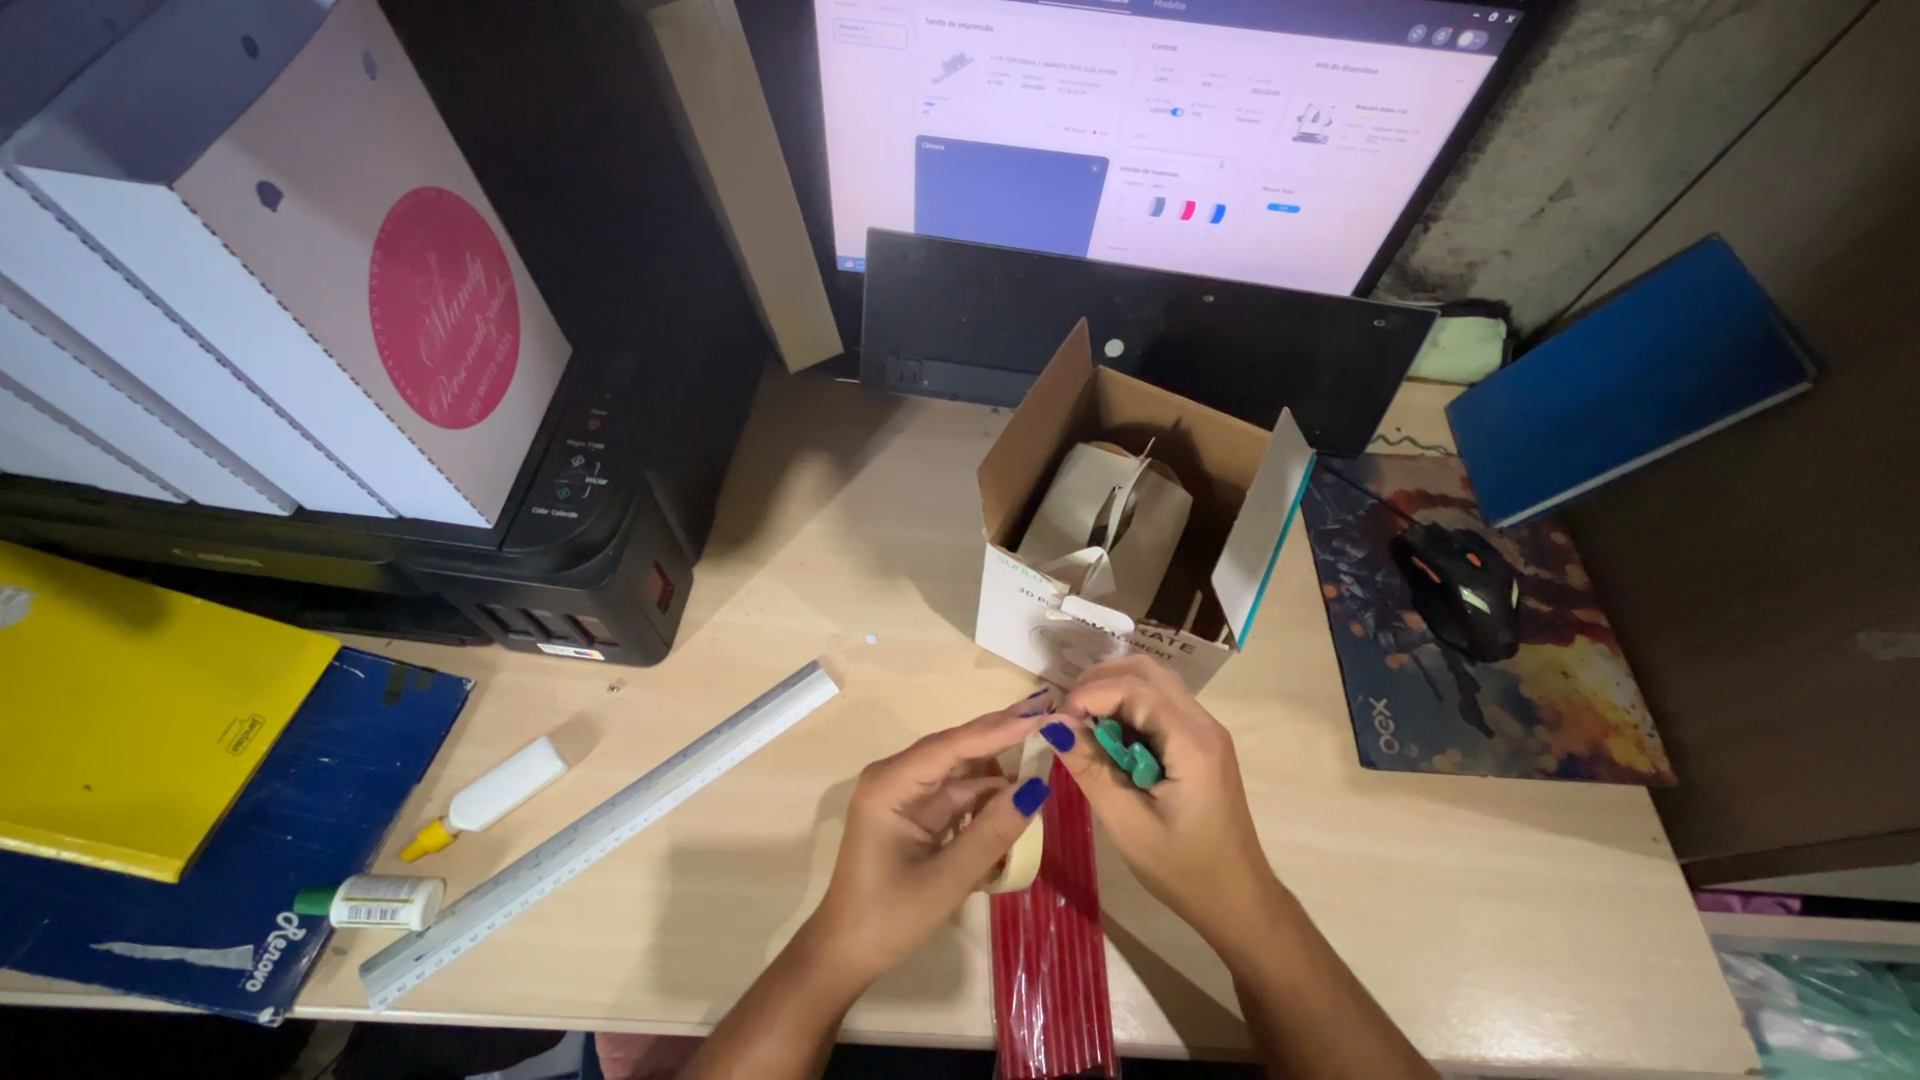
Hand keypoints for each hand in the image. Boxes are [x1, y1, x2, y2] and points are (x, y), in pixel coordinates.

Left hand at [807, 693, 1054, 984]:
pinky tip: (1019, 785)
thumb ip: (992, 831)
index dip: (998, 728)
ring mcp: (905, 794)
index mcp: (890, 785)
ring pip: (960, 769)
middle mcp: (895, 777)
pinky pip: (957, 793)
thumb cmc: (889, 916)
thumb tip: (1036, 788)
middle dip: (1002, 731)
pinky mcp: (915, 812)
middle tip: (1049, 710)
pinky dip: (987, 792)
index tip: (1039, 713)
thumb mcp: (947, 879)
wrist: (847, 953)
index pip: (951, 745)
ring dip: (999, 760)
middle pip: (956, 747)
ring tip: (1043, 741)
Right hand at [1045, 656, 1280, 948]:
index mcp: (1192, 744)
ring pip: (1154, 683)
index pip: (1134, 688)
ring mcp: (1207, 731)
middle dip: (1099, 682)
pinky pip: (1161, 704)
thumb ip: (1089, 768)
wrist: (1238, 899)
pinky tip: (1108, 737)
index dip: (1089, 694)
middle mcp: (1204, 724)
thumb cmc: (1183, 870)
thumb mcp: (1126, 824)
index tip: (1057, 722)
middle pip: (1146, 671)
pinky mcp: (1202, 742)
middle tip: (1066, 716)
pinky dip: (1128, 707)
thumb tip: (1052, 725)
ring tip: (1081, 724)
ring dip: (1113, 691)